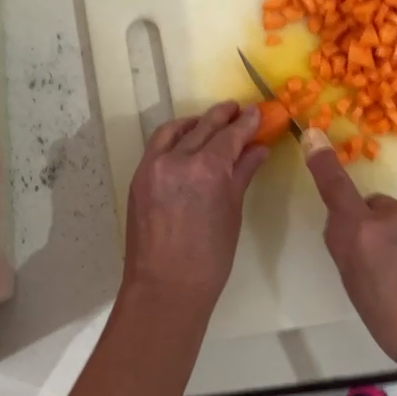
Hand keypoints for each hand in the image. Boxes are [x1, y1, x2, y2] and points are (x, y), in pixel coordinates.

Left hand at [122, 101, 269, 316]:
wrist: (165, 286)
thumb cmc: (209, 258)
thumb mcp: (231, 212)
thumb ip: (241, 174)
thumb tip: (257, 150)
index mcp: (206, 168)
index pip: (230, 135)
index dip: (246, 122)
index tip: (258, 112)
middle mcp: (176, 159)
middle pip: (203, 127)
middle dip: (222, 116)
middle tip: (238, 109)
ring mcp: (153, 166)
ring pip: (175, 131)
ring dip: (195, 122)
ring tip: (211, 122)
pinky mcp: (139, 177)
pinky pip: (158, 146)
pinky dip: (174, 138)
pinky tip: (187, 142)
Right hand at [301, 130, 396, 373]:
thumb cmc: (394, 324)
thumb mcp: (355, 286)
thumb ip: (347, 249)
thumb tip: (348, 227)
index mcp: (360, 232)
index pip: (335, 188)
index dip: (322, 162)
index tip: (313, 136)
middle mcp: (392, 217)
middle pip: (371, 208)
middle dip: (368, 226)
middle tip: (375, 267)